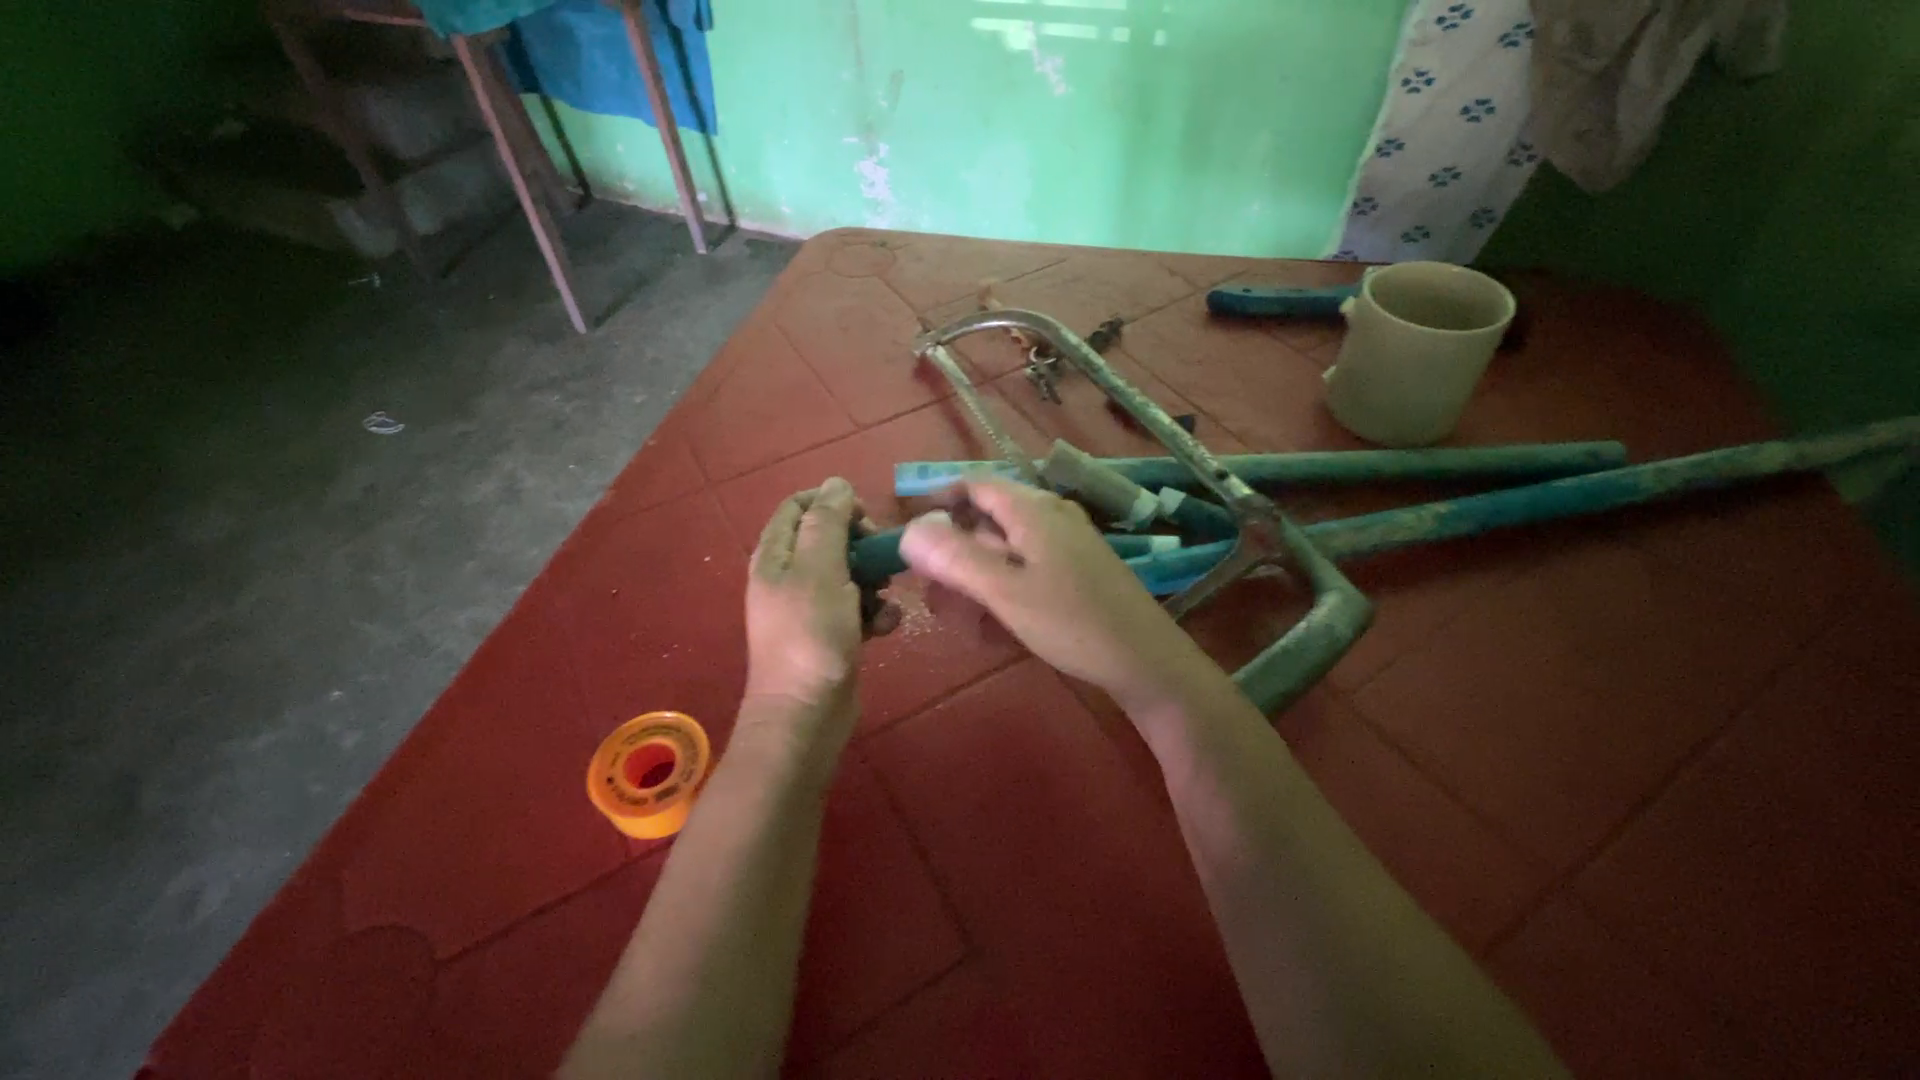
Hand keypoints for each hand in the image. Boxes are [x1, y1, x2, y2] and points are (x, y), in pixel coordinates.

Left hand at [742, 478, 889, 753]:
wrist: (806, 714)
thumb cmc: (810, 637)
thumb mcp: (820, 571)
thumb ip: (828, 522)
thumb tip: (835, 482)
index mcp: (775, 555)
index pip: (799, 506)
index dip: (833, 503)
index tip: (865, 519)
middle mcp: (788, 576)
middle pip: (829, 538)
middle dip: (861, 544)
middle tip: (882, 558)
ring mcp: (809, 607)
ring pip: (849, 573)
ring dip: (874, 580)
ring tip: (886, 597)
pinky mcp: (830, 634)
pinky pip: (857, 607)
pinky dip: (874, 612)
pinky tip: (886, 627)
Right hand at [899, 477, 1213, 710]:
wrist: (1146, 661)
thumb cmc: (1073, 623)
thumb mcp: (1006, 592)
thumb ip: (956, 558)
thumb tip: (909, 530)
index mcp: (1032, 510)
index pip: (974, 485)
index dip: (938, 505)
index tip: (911, 540)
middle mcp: (1049, 517)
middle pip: (986, 521)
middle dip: (954, 556)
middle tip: (934, 596)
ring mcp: (1066, 545)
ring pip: (1004, 551)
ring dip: (976, 581)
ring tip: (964, 622)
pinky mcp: (1075, 573)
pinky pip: (1025, 571)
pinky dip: (1003, 593)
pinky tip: (997, 630)